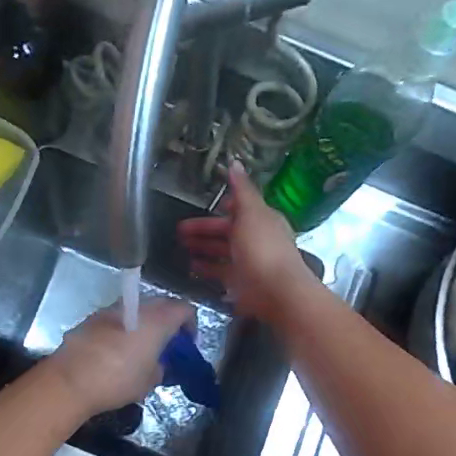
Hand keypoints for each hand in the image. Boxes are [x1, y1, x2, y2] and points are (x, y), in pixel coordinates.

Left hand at [38, 298, 193, 415]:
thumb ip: (160, 367)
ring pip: (136, 309)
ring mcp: (110, 310)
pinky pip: (116, 318)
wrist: (69, 380)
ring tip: (141, 347)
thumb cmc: (117, 380)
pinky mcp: (91, 318)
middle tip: (167, 343)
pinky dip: (123, 329)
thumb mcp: (149, 381)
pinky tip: (117, 350)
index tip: (187, 343)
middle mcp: (136, 307)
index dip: (190, 324)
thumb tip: (158, 363)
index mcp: (157, 320)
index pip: (184, 309)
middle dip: (168, 321)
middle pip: (160, 304)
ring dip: (143, 323)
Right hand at [178, 162, 314, 321]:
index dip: (222, 206)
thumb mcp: (251, 212)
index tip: (202, 204)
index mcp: (262, 220)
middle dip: (204, 230)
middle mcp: (257, 240)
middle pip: (227, 232)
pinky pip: (221, 273)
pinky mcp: (242, 284)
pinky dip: (207, 269)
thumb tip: (235, 162)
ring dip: (203, 249)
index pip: (240, 209)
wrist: (276, 292)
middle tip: (179, 230)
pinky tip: (192, 268)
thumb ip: (241, 190)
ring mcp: (249, 263)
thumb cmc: (263, 248)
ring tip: (181, 247)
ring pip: (222, 252)